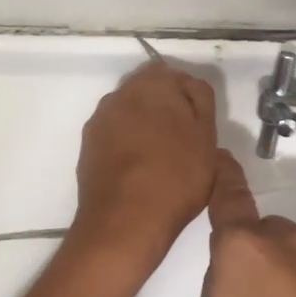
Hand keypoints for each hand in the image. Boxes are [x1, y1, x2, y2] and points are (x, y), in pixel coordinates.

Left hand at [73, 61, 216, 258]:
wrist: (124, 219)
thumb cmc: (176, 177)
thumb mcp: (207, 138)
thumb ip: (200, 102)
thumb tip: (189, 87)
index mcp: (153, 84)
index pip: (176, 77)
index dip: (190, 99)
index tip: (199, 125)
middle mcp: (120, 94)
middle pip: (148, 91)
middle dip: (164, 108)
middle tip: (182, 140)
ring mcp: (99, 120)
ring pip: (129, 112)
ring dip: (143, 125)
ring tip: (159, 156)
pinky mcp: (88, 145)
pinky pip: (114, 135)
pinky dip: (126, 143)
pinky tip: (138, 167)